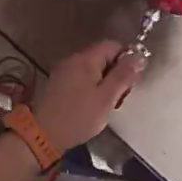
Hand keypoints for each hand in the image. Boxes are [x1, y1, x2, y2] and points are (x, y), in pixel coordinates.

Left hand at [30, 41, 146, 150]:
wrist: (41, 135)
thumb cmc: (79, 116)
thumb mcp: (107, 97)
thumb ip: (123, 75)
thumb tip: (139, 57)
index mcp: (85, 59)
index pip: (113, 45)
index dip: (128, 58)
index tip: (134, 78)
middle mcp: (72, 60)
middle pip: (102, 56)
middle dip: (117, 72)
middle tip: (122, 95)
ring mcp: (63, 72)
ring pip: (92, 69)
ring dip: (105, 82)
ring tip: (109, 103)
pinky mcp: (57, 85)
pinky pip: (81, 79)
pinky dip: (92, 87)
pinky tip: (93, 105)